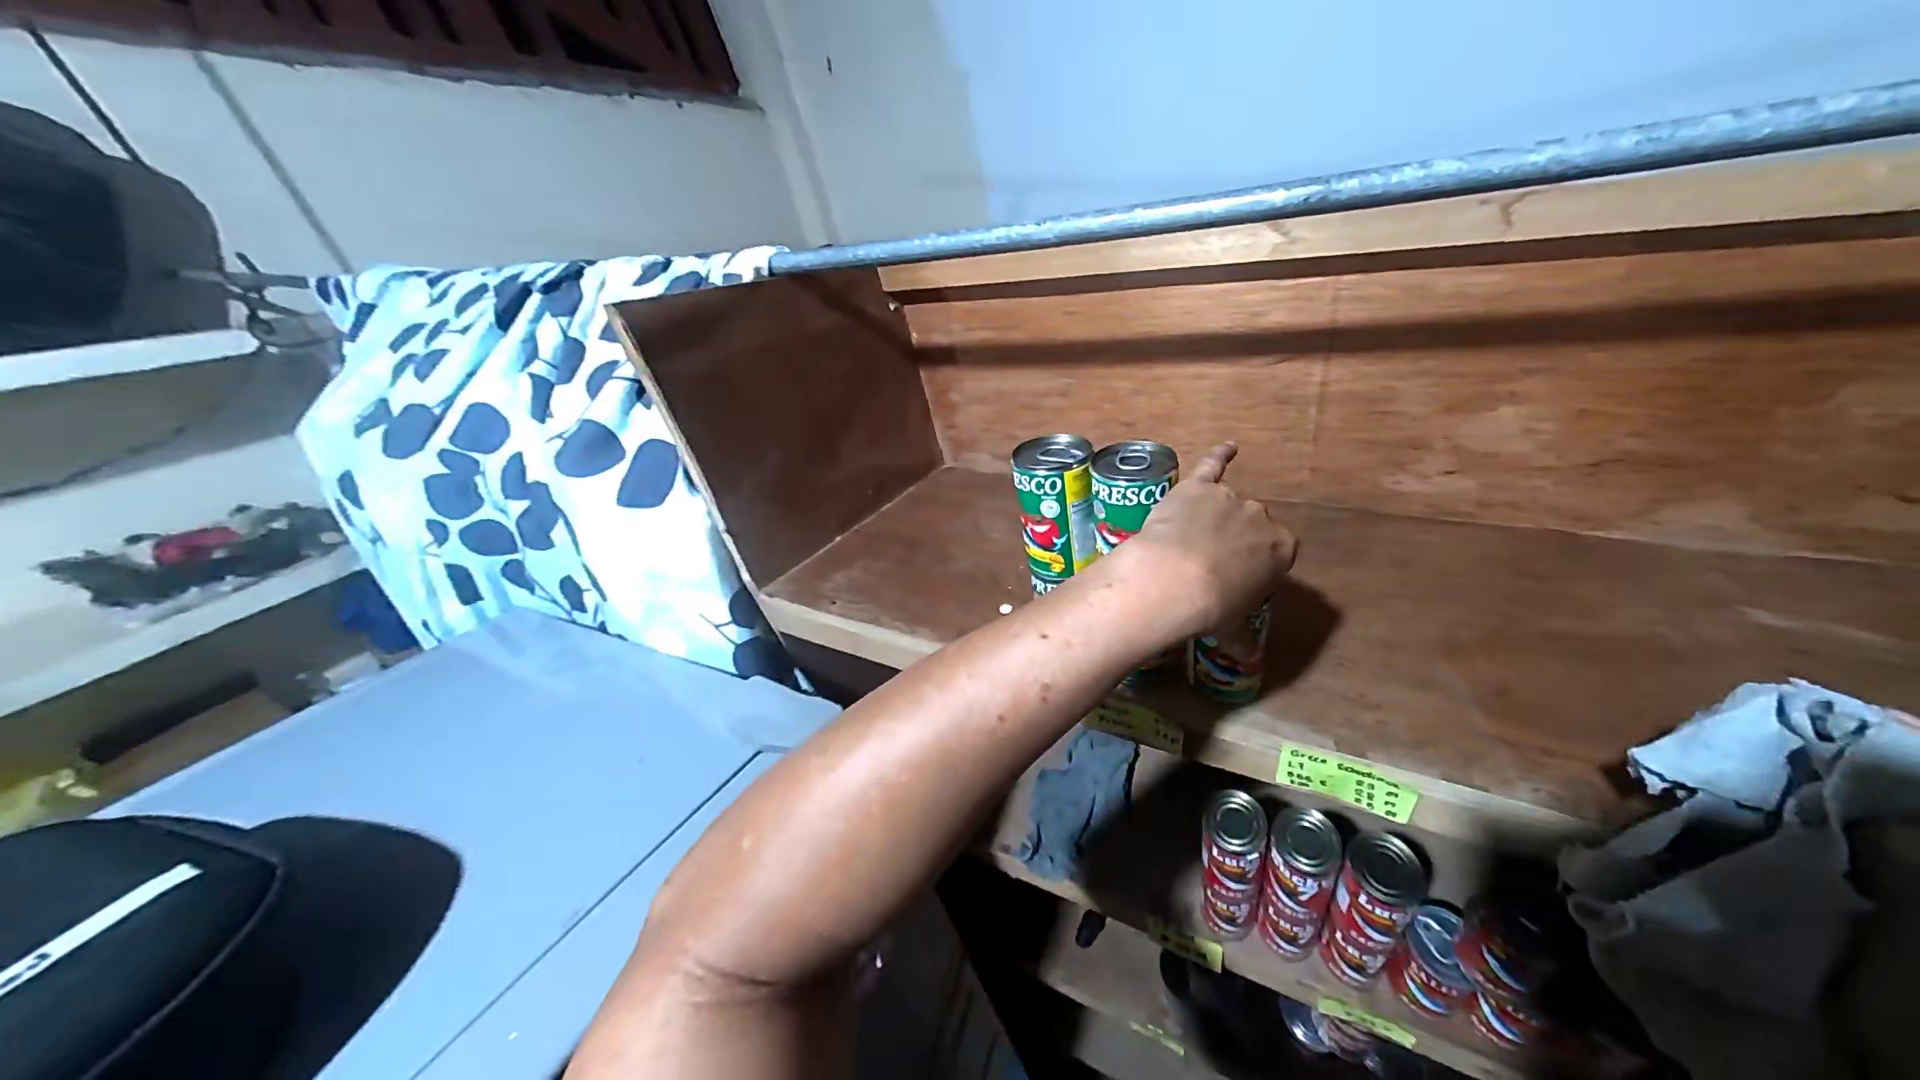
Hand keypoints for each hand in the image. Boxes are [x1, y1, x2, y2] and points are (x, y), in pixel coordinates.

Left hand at [1093, 442, 1296, 639]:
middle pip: (1249, 525)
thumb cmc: (1212, 607)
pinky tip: (1228, 447)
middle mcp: (1261, 517)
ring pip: (1224, 505)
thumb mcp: (1233, 629)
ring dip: (1209, 518)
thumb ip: (1242, 639)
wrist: (1177, 577)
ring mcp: (1229, 498)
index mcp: (1283, 549)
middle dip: (1231, 541)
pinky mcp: (1197, 487)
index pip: (1276, 552)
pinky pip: (1212, 465)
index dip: (1254, 564)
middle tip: (1205, 563)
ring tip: (1185, 541)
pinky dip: (1219, 455)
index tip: (1236, 578)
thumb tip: (1248, 659)